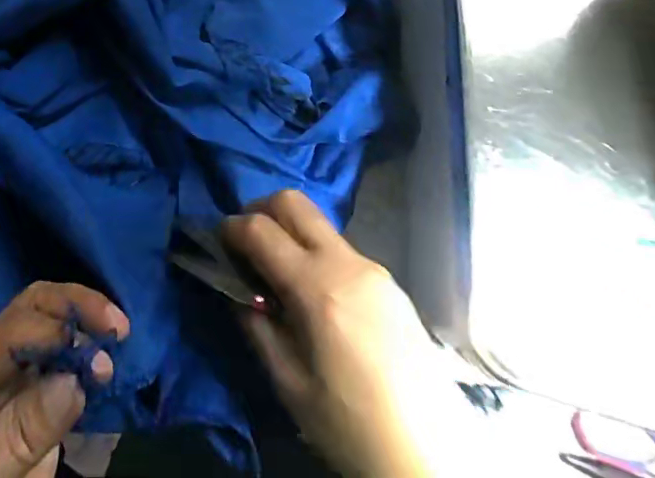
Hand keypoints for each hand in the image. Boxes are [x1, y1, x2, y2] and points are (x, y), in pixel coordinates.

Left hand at [0, 282, 131, 477]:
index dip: (52, 329)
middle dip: (75, 306)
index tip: (94, 346)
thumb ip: (23, 427)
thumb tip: (73, 381)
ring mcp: (19, 382)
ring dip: (88, 329)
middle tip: (117, 324)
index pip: (12, 329)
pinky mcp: (42, 406)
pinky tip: (112, 365)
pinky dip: (91, 362)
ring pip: (55, 332)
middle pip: (34, 310)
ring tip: (120, 341)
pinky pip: (69, 370)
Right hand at [224, 191, 461, 477]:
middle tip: (245, 245)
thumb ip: (255, 324)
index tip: (218, 246)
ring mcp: (375, 272)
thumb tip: (236, 288)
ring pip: (319, 225)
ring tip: (278, 277)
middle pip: (293, 203)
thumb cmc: (352, 427)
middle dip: (259, 211)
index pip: (259, 228)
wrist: (436, 461)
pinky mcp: (392, 287)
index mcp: (318, 289)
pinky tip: (314, 297)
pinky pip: (341, 251)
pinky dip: (315, 254)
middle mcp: (348, 266)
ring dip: (289, 234)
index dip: (229, 228)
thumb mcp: (288, 383)